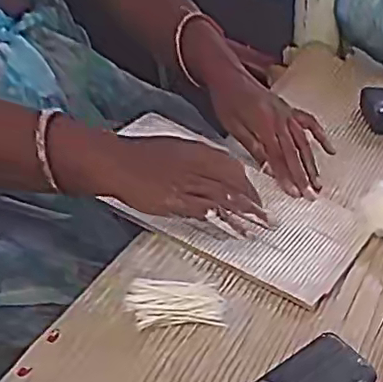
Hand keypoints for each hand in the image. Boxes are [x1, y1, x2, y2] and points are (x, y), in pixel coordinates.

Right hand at [89, 133, 268, 231]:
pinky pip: (206, 212)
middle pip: (233, 185)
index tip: (256, 197)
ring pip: (224, 200)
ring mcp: (186, 184)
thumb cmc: (140, 156)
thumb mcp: (173, 149)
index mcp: (196, 150)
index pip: (231, 167)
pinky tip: (234, 231)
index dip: (247, 184)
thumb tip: (212, 176)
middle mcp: (195, 166)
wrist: (115, 161)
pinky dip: (223, 222)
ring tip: (259, 228)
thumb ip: (195, 161)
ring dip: (244, 216)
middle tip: (267, 219)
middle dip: (253, 203)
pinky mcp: (176, 201)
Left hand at [203, 64, 333, 196]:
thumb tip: (269, 170)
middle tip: (311, 195)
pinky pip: (309, 123)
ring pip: (304, 142)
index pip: (278, 156)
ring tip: (318, 183)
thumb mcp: (234, 128)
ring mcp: (287, 113)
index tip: (294, 193)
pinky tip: (330, 151)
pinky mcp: (289, 109)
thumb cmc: (227, 100)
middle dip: (303, 176)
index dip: (287, 176)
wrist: (228, 73)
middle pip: (294, 152)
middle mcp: (279, 118)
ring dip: (312, 164)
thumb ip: (254, 148)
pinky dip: (321, 136)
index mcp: (264, 123)